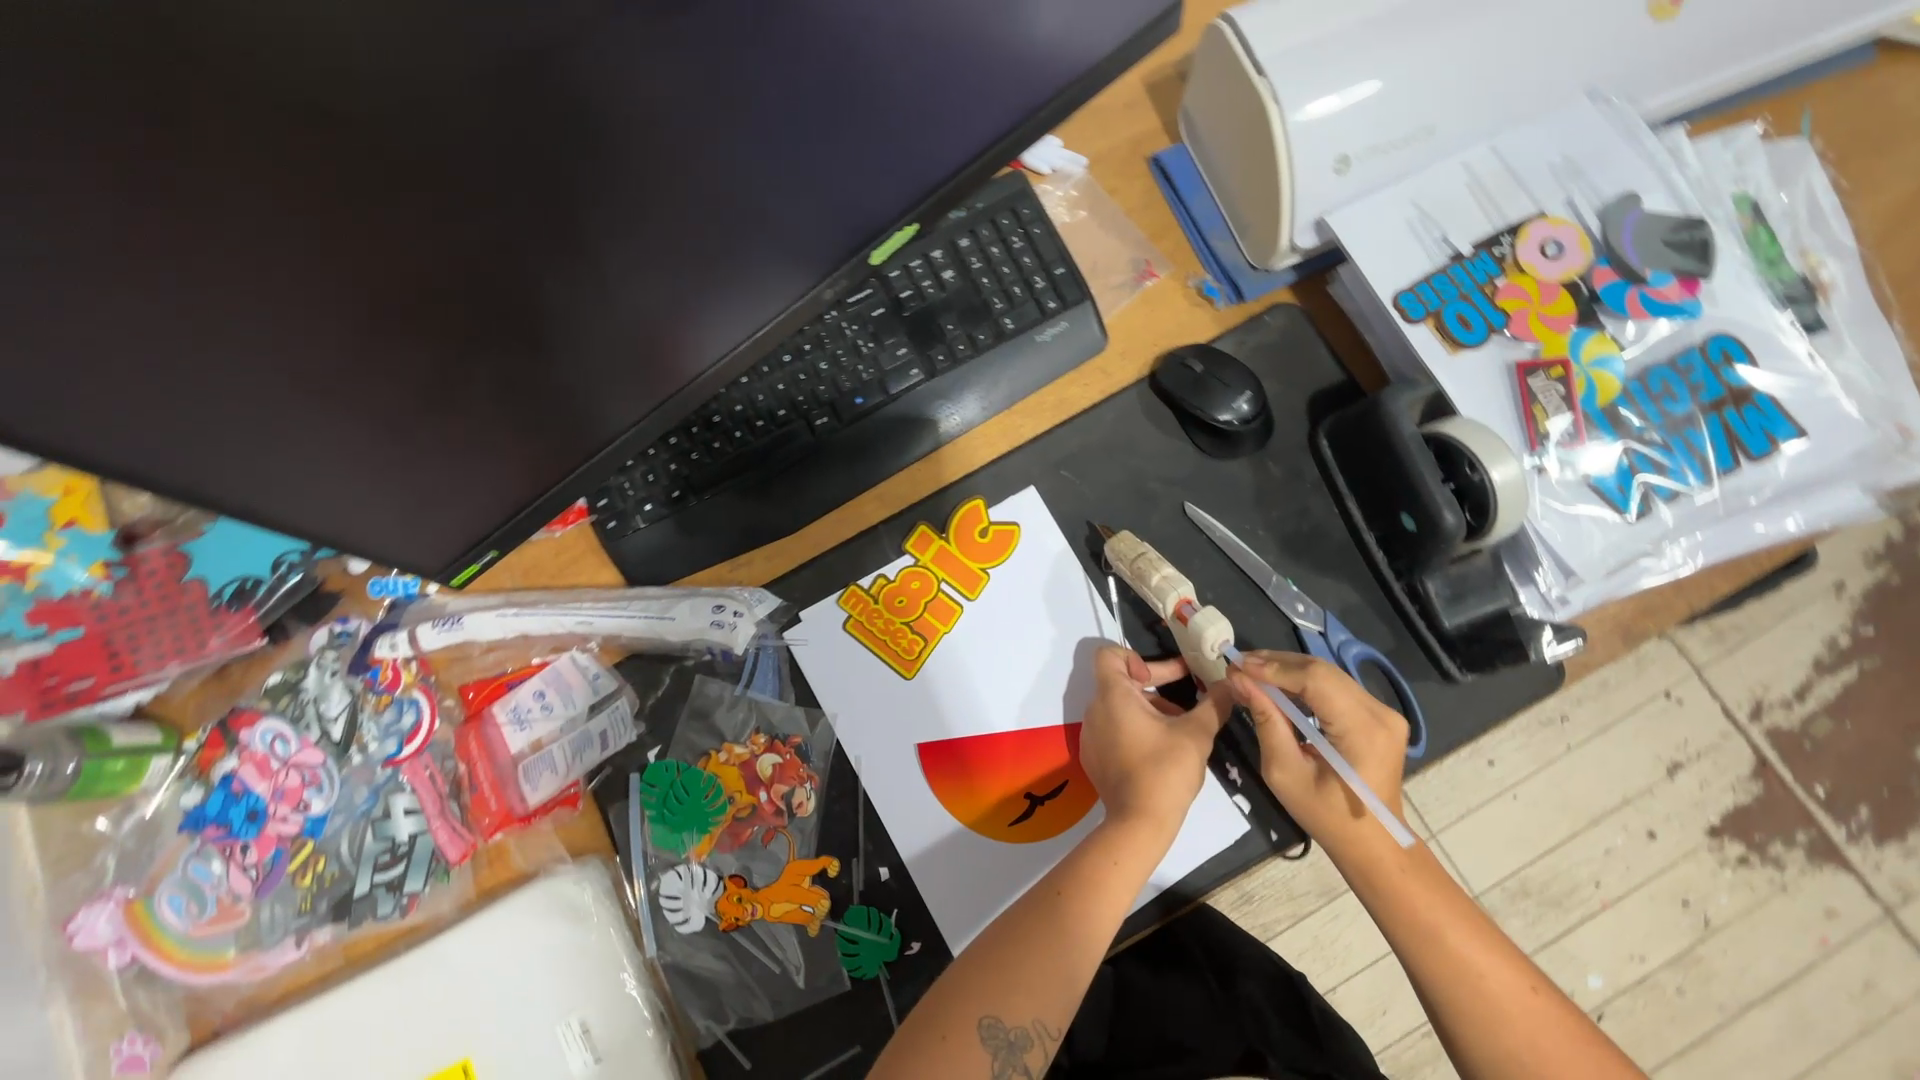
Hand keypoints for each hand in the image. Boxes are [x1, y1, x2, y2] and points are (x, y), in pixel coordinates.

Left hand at [1078, 647, 1229, 835]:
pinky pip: (1113, 729)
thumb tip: (1231, 685)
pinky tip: (1163, 749)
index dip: (1136, 658)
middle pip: (1120, 681)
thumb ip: (1214, 704)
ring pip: (1120, 707)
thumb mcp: (1196, 734)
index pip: (1109, 655)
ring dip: (1150, 709)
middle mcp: (1095, 710)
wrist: (1138, 823)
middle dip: (1156, 685)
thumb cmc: (1165, 770)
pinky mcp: (1094, 757)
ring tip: (1182, 728)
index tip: (1161, 678)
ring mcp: (1091, 735)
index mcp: (1112, 696)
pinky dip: (1136, 729)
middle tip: (1190, 695)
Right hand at [1228, 651, 1409, 860]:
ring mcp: (1384, 711)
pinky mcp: (1379, 715)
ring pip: (1329, 674)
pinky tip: (1278, 685)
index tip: (1236, 666)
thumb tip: (1240, 681)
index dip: (1273, 668)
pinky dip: (1304, 682)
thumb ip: (1266, 721)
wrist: (1372, 840)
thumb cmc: (1326, 815)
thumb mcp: (1285, 773)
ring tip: (1252, 672)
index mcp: (1362, 730)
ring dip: (1288, 670)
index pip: (1315, 680)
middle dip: (1277, 663)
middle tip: (1238, 665)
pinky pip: (1337, 687)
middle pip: (1323, 671)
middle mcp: (1380, 712)